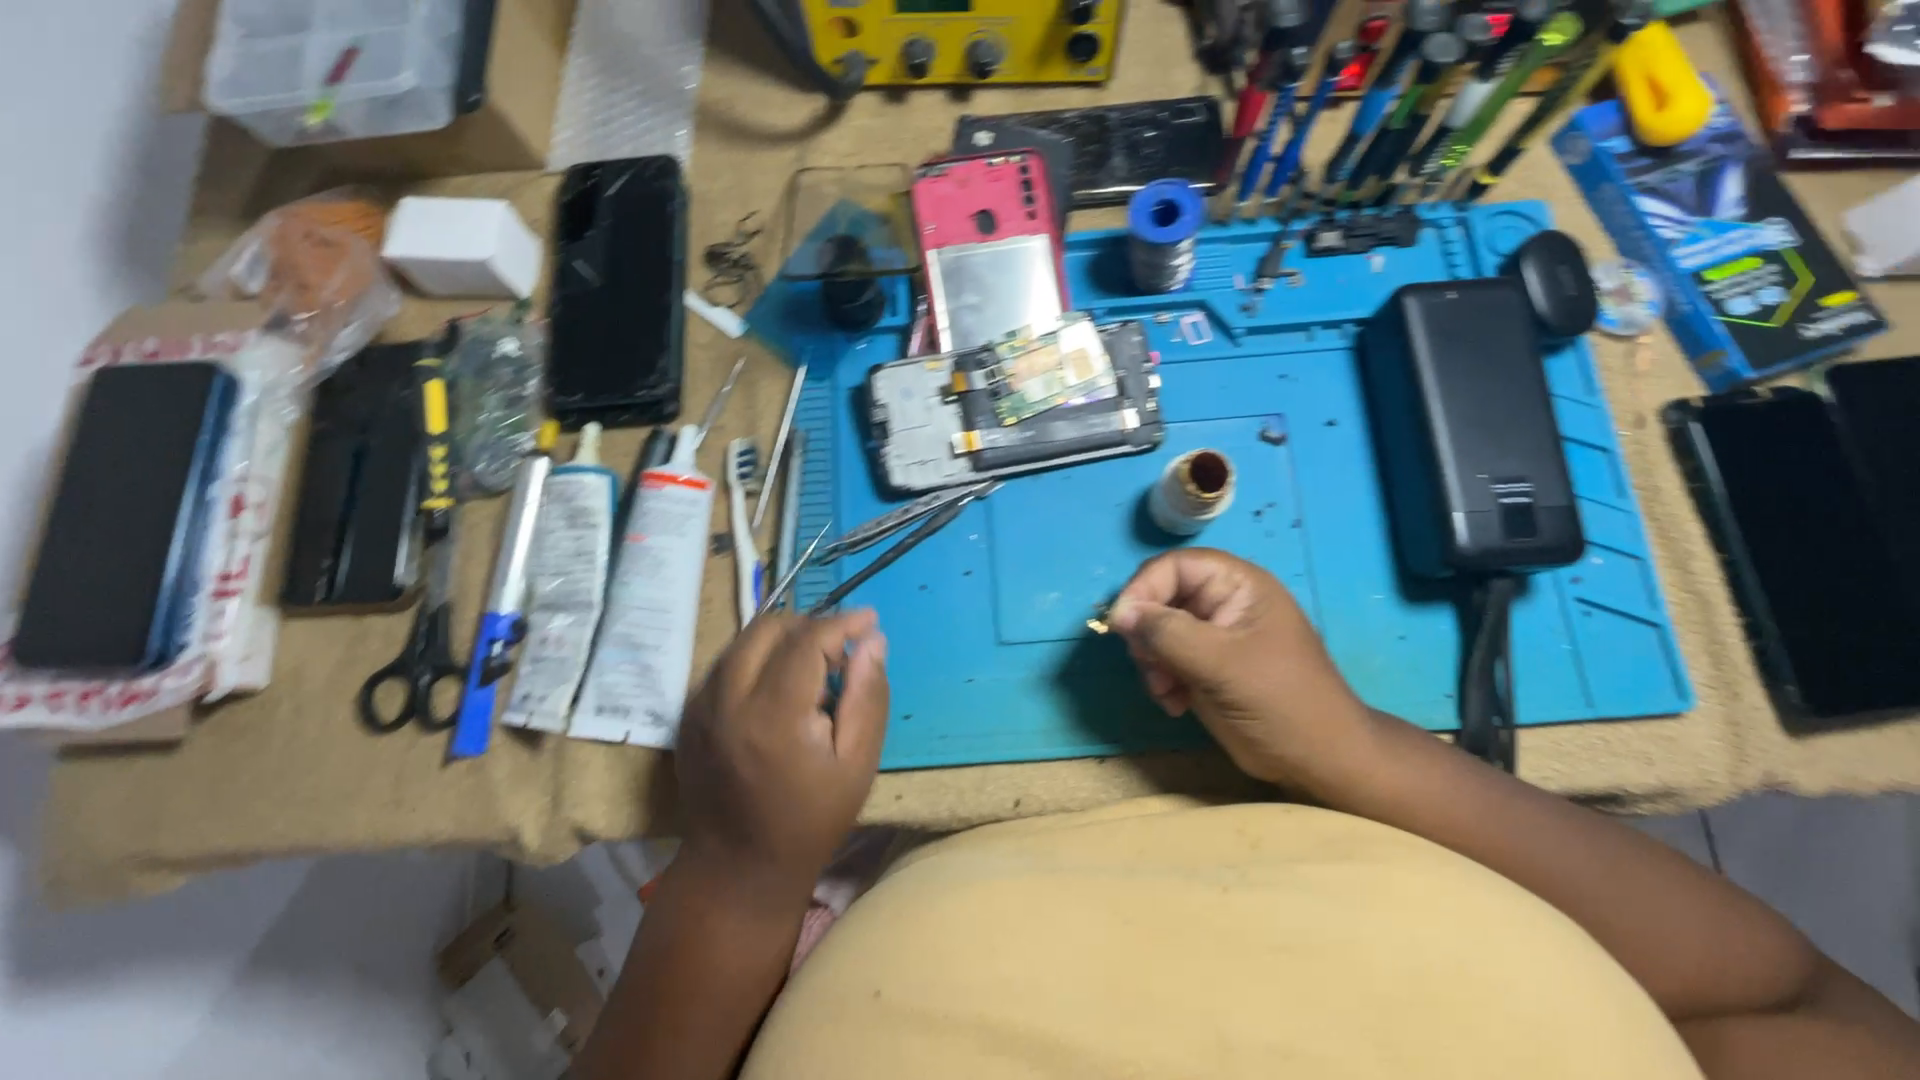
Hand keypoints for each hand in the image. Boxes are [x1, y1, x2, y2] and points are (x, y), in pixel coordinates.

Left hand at [676, 610, 888, 902]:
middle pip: (769, 628)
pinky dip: (756, 660)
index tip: (870, 619)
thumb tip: (873, 640)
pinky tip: (779, 689)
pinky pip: (724, 664)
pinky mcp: (688, 714)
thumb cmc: (810, 821)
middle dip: (810, 626)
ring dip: (782, 640)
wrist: (738, 868)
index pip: (807, 640)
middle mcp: (727, 699)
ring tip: (813, 670)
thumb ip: (867, 697)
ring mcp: (700, 705)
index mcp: (772, 715)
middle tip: (840, 651)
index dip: (843, 622)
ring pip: (743, 641)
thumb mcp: (857, 764)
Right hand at [1109, 549, 1373, 787]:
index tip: (1121, 625)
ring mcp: (1215, 637)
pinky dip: (1161, 680)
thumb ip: (1168, 633)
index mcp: (1238, 585)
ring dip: (1152, 662)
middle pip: (1161, 597)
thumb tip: (1120, 614)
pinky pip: (1165, 660)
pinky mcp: (1206, 667)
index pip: (1176, 566)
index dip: (1144, 589)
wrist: (1317, 759)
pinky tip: (1175, 704)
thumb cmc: (1279, 702)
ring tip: (1166, 691)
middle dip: (1148, 633)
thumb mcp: (1222, 664)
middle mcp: (1224, 603)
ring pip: (1157, 631)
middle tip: (1150, 666)